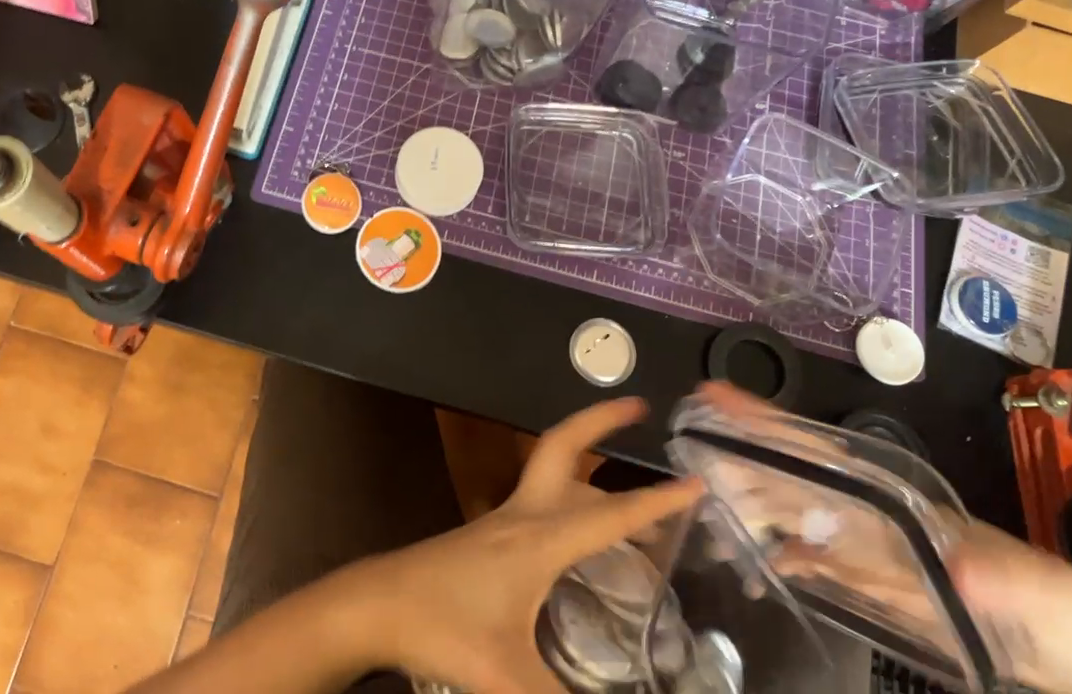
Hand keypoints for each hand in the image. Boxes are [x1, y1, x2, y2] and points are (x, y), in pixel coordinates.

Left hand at [332, 398, 700, 693]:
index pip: (610, 513)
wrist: (373, 606)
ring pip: (549, 476)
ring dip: (587, 467)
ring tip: (628, 493)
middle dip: (599, 420)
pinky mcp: (483, 538)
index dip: (658, 501)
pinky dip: (567, 501)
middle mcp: (522, 517)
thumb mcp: (507, 677)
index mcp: (538, 540)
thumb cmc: (440, 628)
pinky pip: (537, 503)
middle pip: (560, 447)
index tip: (699, 481)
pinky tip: (577, 539)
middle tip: (637, 406)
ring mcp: (498, 523)